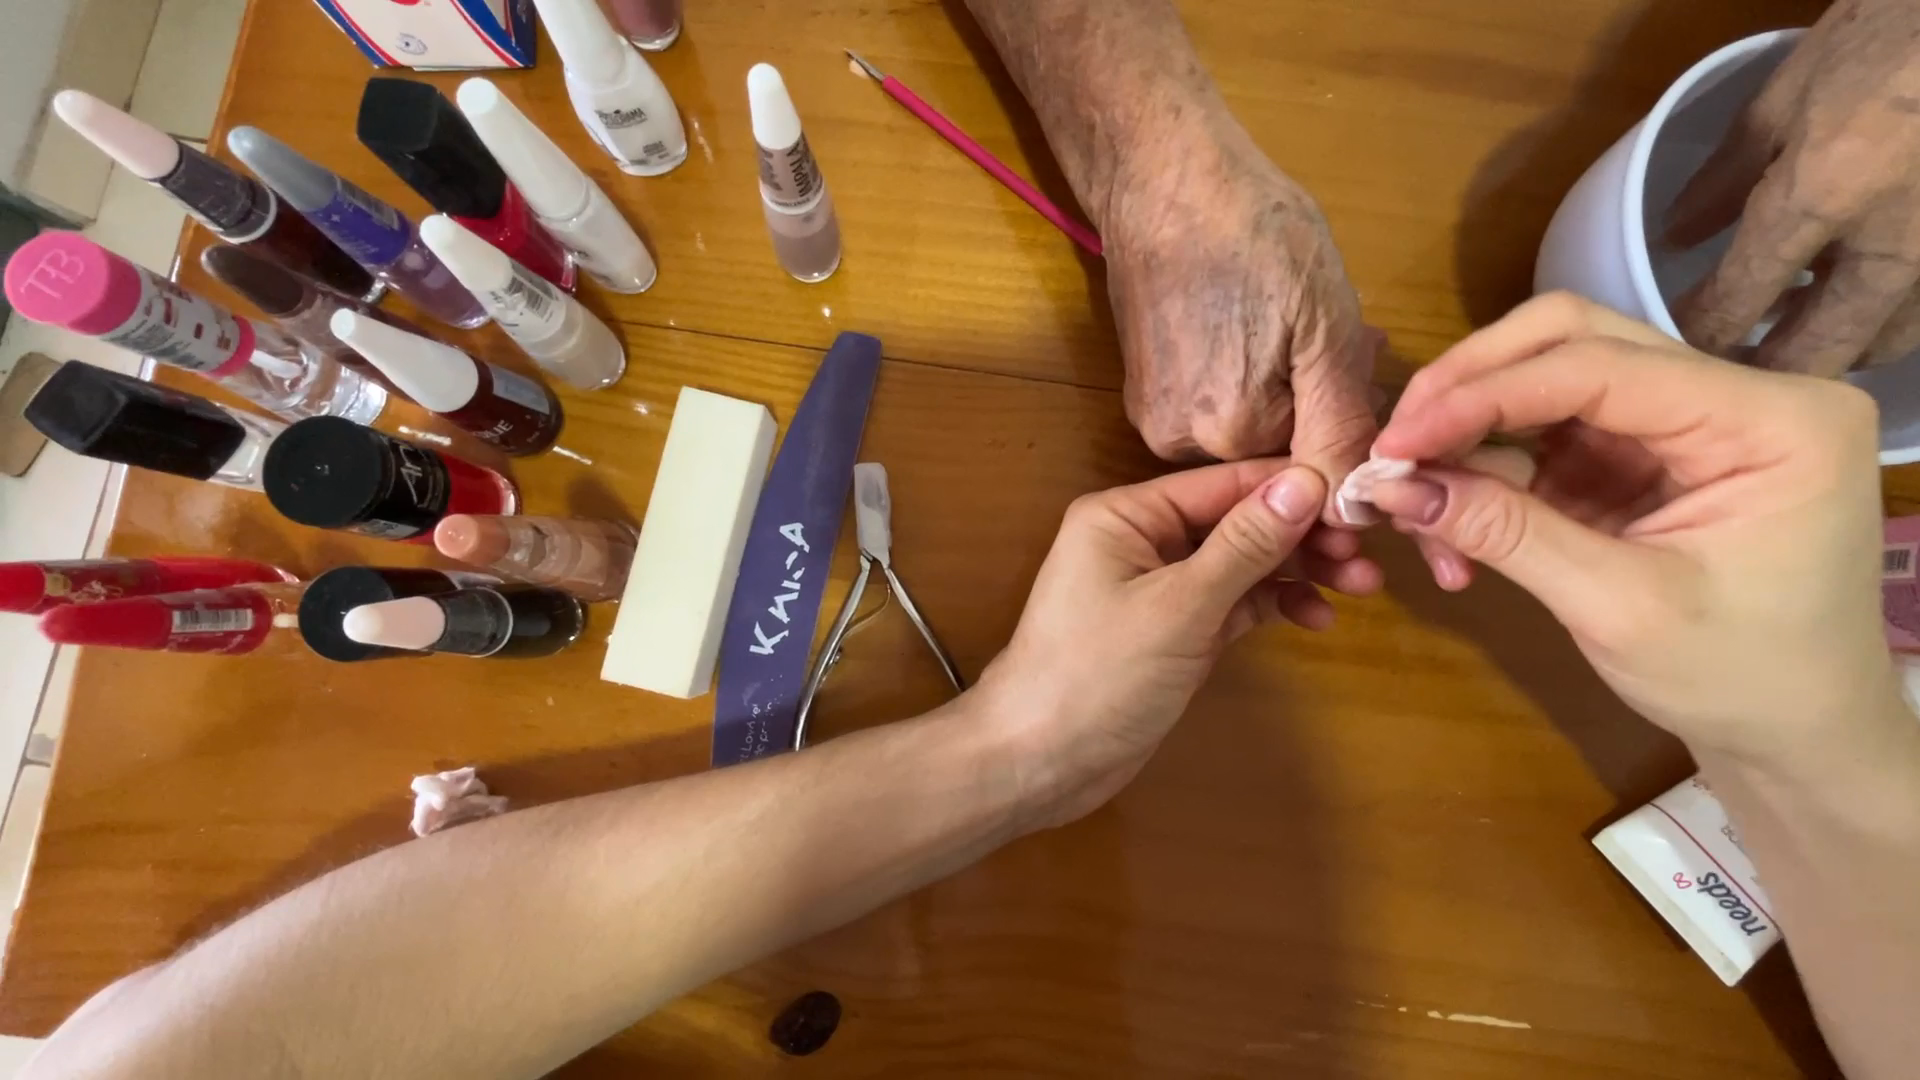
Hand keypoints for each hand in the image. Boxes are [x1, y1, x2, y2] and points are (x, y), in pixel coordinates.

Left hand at [978, 460, 1382, 829]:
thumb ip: (1242, 545)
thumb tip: (1304, 480)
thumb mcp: (1178, 606)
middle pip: (1236, 522)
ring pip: (1240, 564)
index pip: (1222, 484)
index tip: (1363, 498)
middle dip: (1299, 535)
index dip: (1291, 488)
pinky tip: (1316, 617)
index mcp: (1126, 514)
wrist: (1041, 759)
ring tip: (1361, 587)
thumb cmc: (1098, 672)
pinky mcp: (1174, 629)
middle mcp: (1142, 539)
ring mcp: (1159, 586)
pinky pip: (1231, 603)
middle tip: (1366, 554)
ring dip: (1295, 571)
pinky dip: (1270, 606)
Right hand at [1102, 115, 1378, 498]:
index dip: (1351, 431)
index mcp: (1232, 435)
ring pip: (1243, 433)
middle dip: (1315, 408)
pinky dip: (1239, 385)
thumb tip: (1353, 508)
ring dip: (1280, 396)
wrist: (1162, 187)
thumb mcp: (1325, 328)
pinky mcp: (1142, 399)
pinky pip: (1209, 414)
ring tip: (1286, 328)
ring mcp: (1155, 424)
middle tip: (1334, 339)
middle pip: (1275, 454)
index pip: (1314, 472)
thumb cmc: (1256, 237)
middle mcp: (1183, 447)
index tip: (1361, 374)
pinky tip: (1243, 333)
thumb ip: (1340, 425)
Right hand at [1366, 293, 1902, 768]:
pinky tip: (1444, 515)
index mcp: (1765, 419)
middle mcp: (1722, 395)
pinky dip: (1474, 469)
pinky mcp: (1623, 456)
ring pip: (1536, 379)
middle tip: (1396, 442)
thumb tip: (1392, 487)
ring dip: (1460, 430)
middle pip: (1566, 339)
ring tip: (1409, 494)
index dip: (1478, 398)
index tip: (1391, 446)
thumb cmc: (1736, 675)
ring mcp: (1668, 422)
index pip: (1594, 369)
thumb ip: (1504, 532)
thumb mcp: (1615, 606)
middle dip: (1467, 385)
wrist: (1788, 725)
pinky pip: (1528, 436)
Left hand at [1669, 0, 1919, 375]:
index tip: (1668, 344)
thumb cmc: (1904, 22)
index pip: (1732, 306)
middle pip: (1822, 348)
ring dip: (1835, 347)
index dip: (1693, 337)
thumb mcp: (1794, 90)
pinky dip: (1894, 313)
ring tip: (1787, 337)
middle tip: (1725, 368)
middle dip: (1766, 371)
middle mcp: (1900, 237)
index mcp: (1822, 199)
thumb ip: (1730, 175)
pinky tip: (1857, 298)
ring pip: (1895, 335)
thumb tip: (1676, 239)